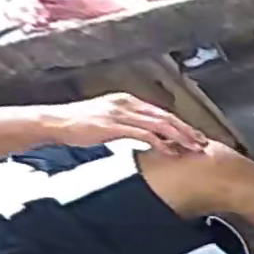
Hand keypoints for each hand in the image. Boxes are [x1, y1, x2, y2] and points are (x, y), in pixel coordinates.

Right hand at [42, 93, 208, 155]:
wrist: (49, 123)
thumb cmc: (80, 123)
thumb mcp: (111, 118)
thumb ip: (134, 122)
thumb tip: (157, 134)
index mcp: (126, 101)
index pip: (163, 113)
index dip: (183, 125)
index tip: (198, 136)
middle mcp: (125, 104)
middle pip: (167, 118)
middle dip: (188, 131)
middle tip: (203, 143)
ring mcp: (118, 114)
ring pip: (160, 125)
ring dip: (181, 138)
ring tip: (194, 148)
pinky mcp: (112, 126)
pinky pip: (144, 134)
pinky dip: (161, 143)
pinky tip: (171, 152)